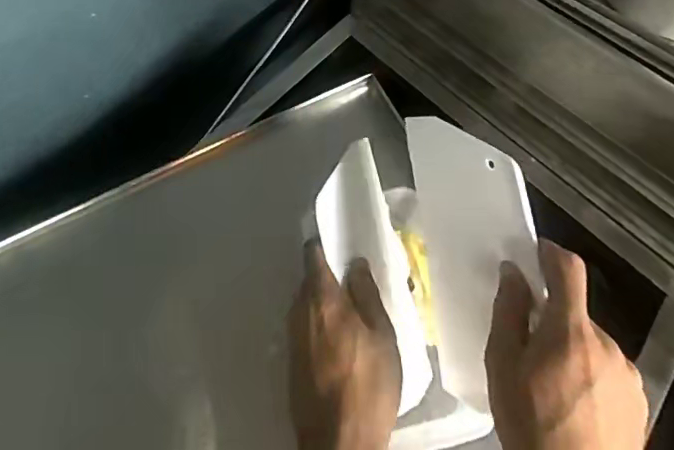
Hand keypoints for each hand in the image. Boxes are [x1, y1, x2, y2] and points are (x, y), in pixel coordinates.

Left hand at [286, 238, 400, 449]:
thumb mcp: (382, 336)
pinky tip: (342, 340)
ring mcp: (291, 334)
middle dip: (330, 276)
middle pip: (310, 278)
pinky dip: (321, 324)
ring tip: (354, 314)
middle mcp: (299, 309)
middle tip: (357, 284)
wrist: (337, 442)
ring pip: (308, 303)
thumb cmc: (367, 385)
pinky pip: (306, 326)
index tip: (343, 244)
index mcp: (320, 297)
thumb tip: (355, 263)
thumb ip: (366, 294)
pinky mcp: (291, 358)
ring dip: (326, 302)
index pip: (312, 253)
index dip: (326, 243)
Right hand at [486, 240, 646, 449]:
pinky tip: (576, 408)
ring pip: (593, 345)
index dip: (552, 254)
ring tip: (552, 388)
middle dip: (554, 321)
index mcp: (572, 330)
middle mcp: (608, 345)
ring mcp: (629, 377)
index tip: (536, 253)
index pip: (569, 269)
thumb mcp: (502, 365)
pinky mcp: (640, 406)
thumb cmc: (531, 425)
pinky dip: (592, 377)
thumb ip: (508, 312)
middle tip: (530, 349)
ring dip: (574, 351)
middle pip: (577, 313)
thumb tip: (514, 273)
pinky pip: (610, 373)